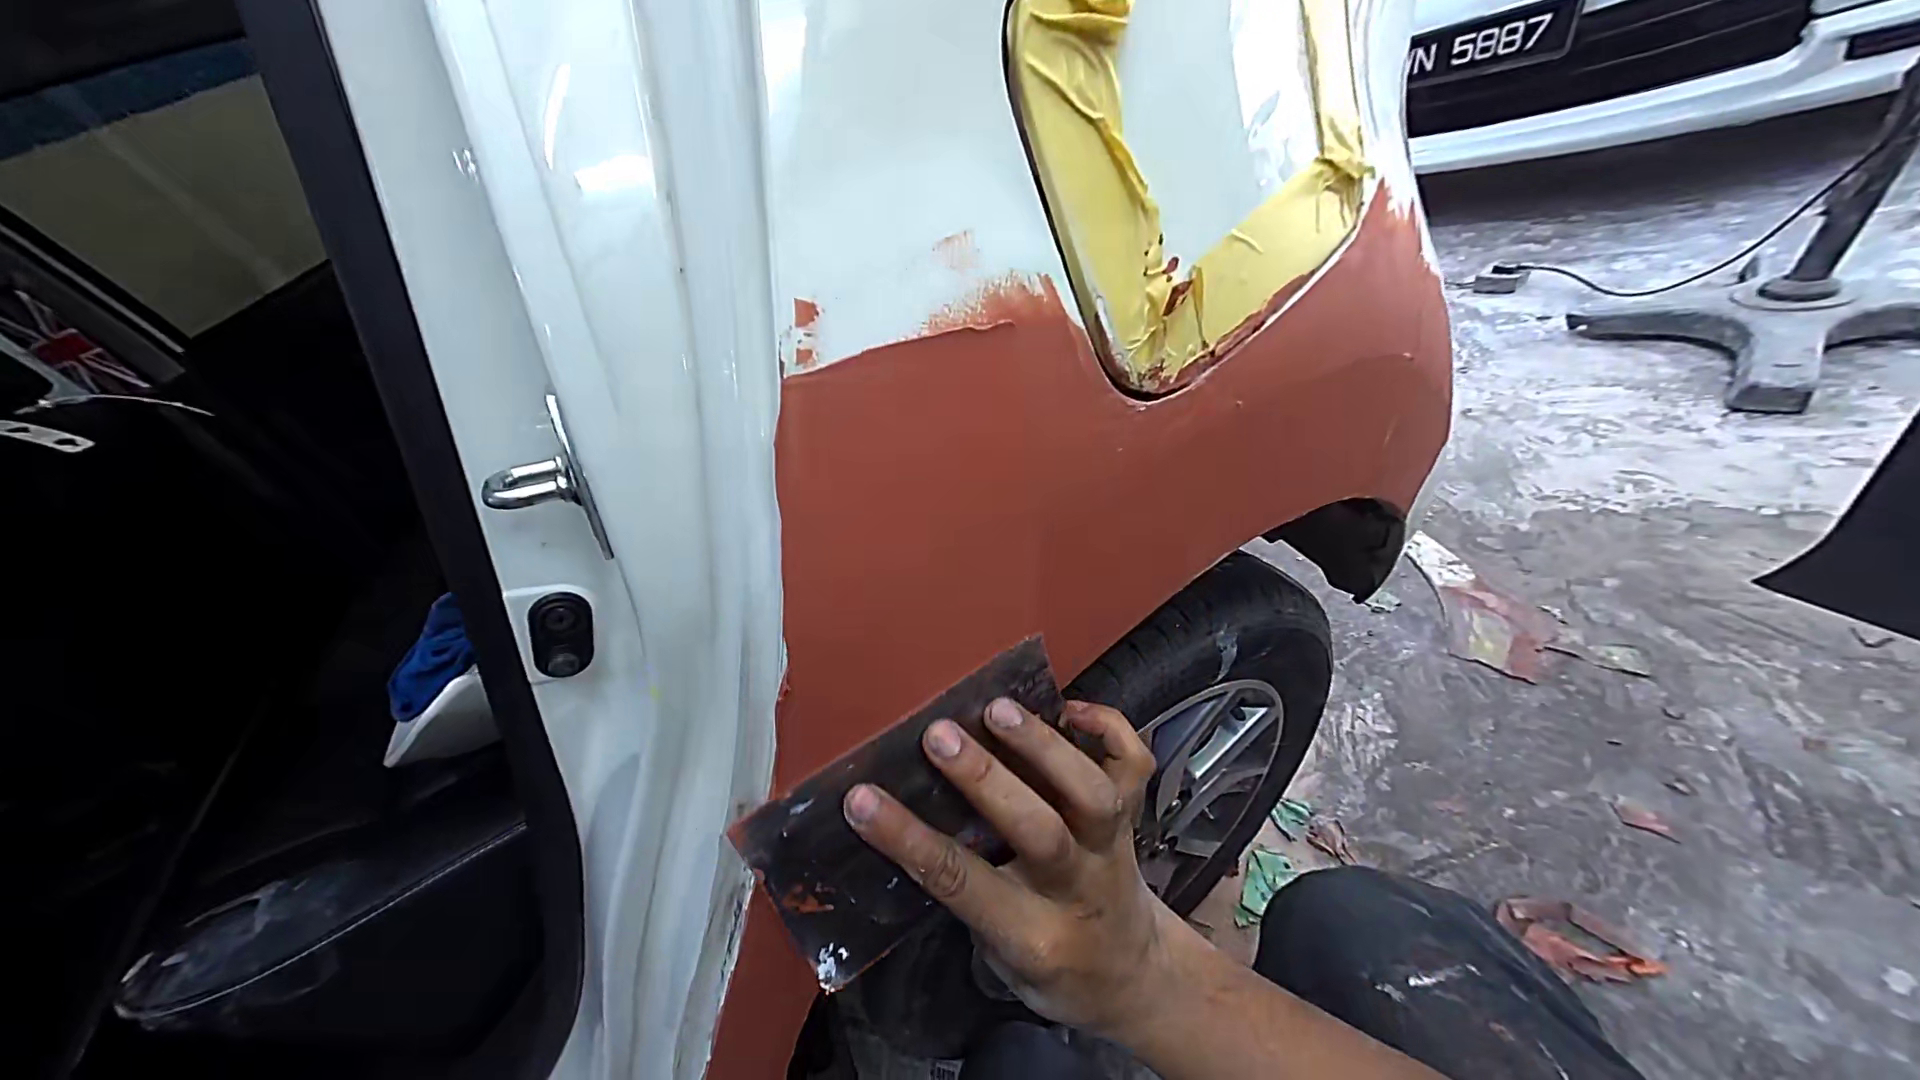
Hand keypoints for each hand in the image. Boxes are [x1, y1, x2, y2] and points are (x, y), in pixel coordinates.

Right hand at [841, 698, 1178, 1035]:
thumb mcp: (999, 956)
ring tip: (998, 707)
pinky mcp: (1137, 818)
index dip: (906, 838)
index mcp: (1032, 933)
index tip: (860, 798)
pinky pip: (1135, 766)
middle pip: (1037, 831)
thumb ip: (967, 893)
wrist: (1134, 976)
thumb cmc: (1052, 967)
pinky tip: (1069, 707)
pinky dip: (1109, 728)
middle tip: (940, 735)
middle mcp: (1078, 887)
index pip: (962, 882)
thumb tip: (915, 816)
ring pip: (1092, 794)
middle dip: (986, 779)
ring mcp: (1114, 848)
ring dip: (1044, 746)